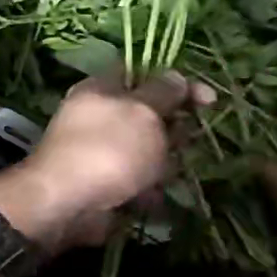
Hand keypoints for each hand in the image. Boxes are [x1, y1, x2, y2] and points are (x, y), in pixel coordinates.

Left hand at [0, 70, 210, 251]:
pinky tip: (146, 197)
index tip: (208, 100)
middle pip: (150, 115)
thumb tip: (174, 76)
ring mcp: (102, 149)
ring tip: (156, 175)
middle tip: (177, 143)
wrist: (68, 201)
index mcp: (100, 89)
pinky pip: (141, 179)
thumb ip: (162, 93)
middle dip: (173, 130)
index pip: (142, 75)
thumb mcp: (141, 111)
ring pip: (151, 150)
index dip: (176, 84)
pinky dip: (149, 189)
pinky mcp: (108, 180)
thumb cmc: (108, 148)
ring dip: (164, 163)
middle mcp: (99, 115)